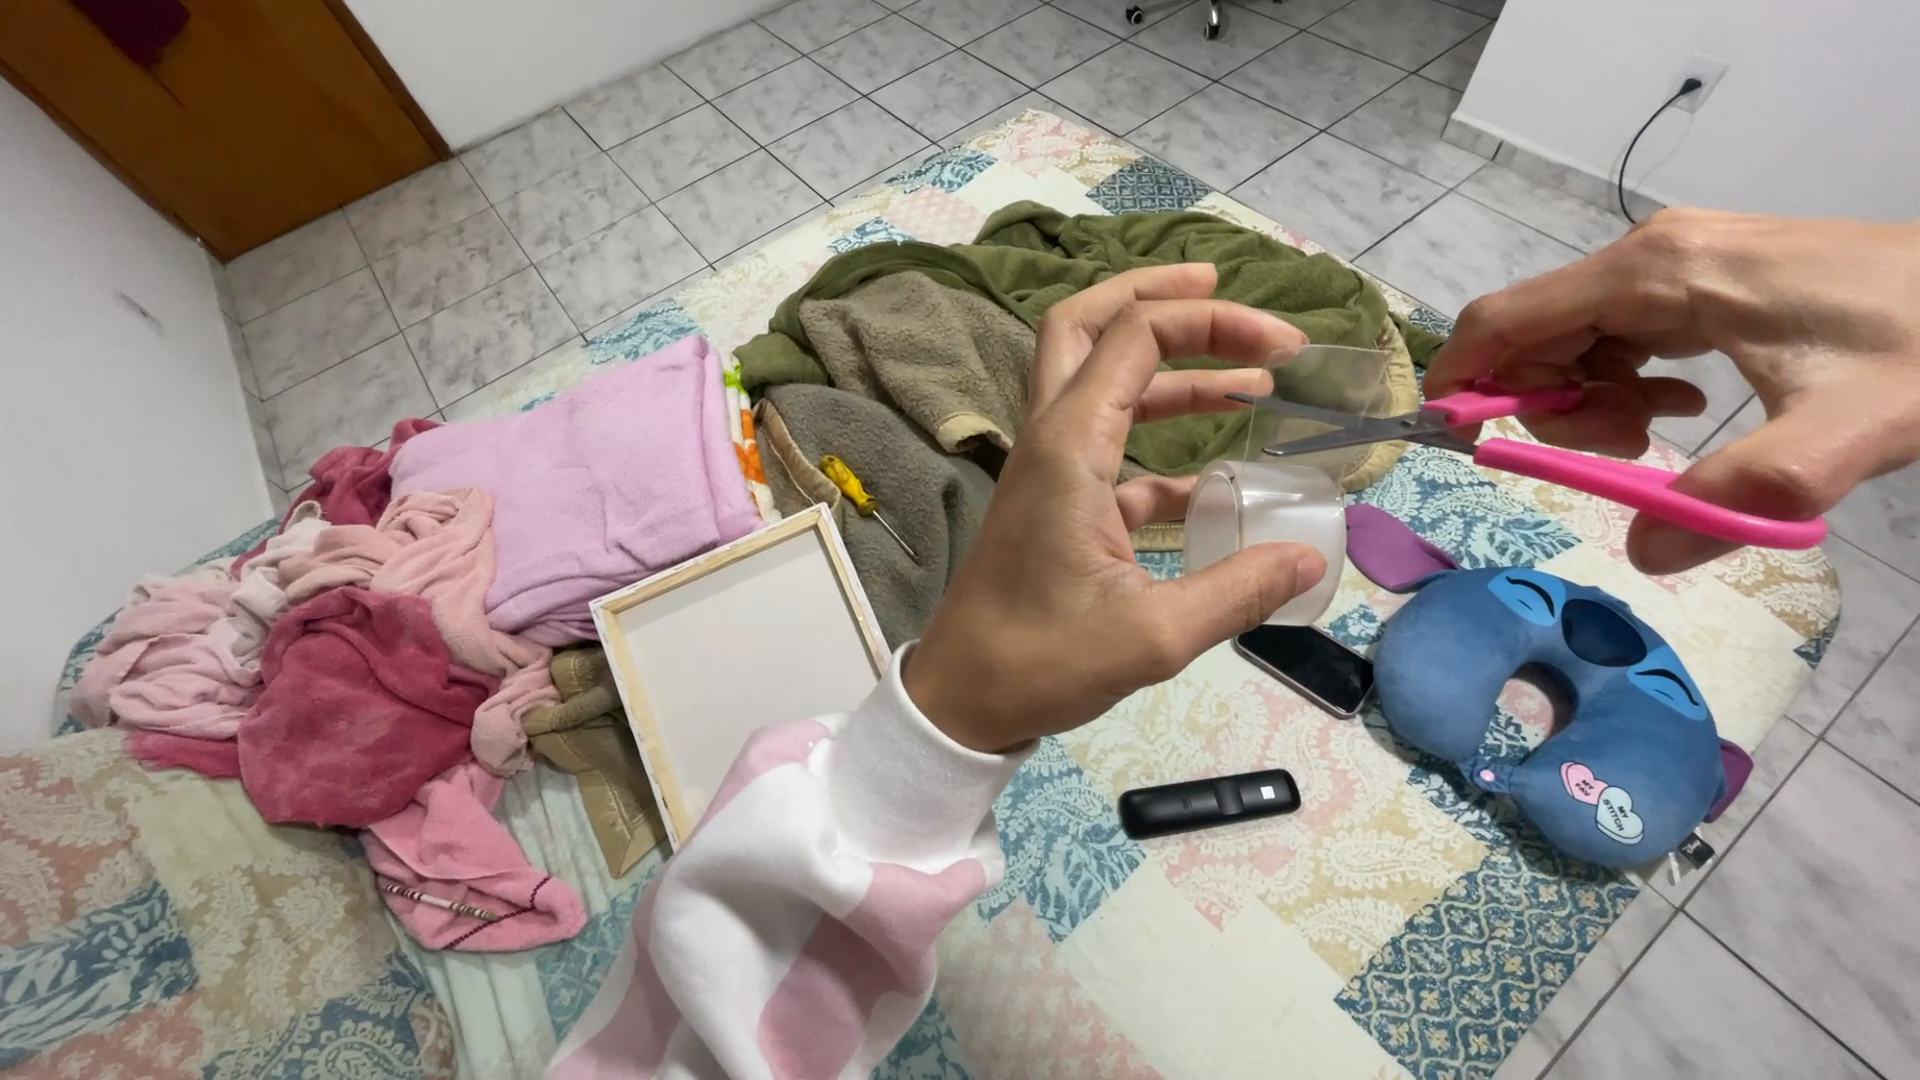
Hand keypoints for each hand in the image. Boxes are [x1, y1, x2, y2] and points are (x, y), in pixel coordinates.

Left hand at [904, 265, 1327, 754]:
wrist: (964, 697)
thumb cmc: (1041, 663)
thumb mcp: (1152, 636)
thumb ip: (1237, 592)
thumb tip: (1312, 559)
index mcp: (1068, 449)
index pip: (1133, 336)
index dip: (1212, 323)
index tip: (1282, 348)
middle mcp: (1050, 441)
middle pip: (1085, 327)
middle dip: (1154, 297)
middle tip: (1224, 294)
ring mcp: (1046, 470)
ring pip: (1096, 382)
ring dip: (1167, 370)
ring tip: (1250, 381)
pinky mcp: (1053, 504)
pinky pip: (1107, 451)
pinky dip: (1159, 446)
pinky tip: (1214, 480)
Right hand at [1429, 208, 1919, 572]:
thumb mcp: (1860, 425)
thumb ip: (1745, 491)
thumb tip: (1644, 553)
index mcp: (1654, 273)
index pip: (1500, 320)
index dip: (1462, 381)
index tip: (1465, 442)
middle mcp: (1645, 256)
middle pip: (1527, 339)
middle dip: (1547, 408)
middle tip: (1620, 452)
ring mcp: (1667, 265)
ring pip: (1563, 342)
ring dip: (1585, 402)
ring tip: (1659, 431)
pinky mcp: (1687, 280)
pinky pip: (1606, 337)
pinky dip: (1618, 384)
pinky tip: (1679, 402)